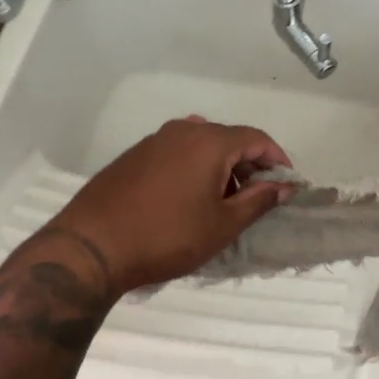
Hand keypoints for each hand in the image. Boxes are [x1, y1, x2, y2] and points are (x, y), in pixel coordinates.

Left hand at [50, 117, 293, 294]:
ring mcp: (153, 141)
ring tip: (223, 202)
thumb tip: (285, 186)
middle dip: (249, 164)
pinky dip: (193, 169)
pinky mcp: (132, 157)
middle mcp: (182, 131)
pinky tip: (187, 201)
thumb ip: (259, 201)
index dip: (277, 159)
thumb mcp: (222, 225)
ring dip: (220, 167)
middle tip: (257, 197)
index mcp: (210, 142)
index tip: (287, 184)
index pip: (257, 138)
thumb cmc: (166, 237)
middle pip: (228, 138)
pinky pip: (176, 153)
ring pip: (200, 145)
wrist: (90, 248)